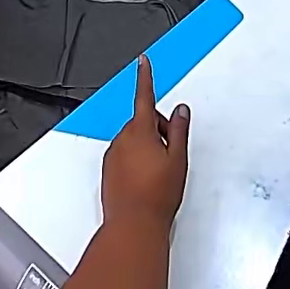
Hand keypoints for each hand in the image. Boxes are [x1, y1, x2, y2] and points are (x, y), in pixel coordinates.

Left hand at [101, 55, 190, 231]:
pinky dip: (137, 159)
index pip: (144, 96)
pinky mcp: (109, 170)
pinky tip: (147, 179)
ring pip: (134, 138)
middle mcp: (122, 139)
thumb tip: (180, 111)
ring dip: (147, 146)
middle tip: (171, 152)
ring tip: (160, 171)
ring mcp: (113, 155)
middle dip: (158, 129)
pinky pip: (125, 154)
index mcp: (140, 131)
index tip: (143, 62)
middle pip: (142, 121)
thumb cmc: (157, 195)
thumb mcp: (178, 158)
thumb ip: (179, 129)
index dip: (145, 77)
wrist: (133, 226)